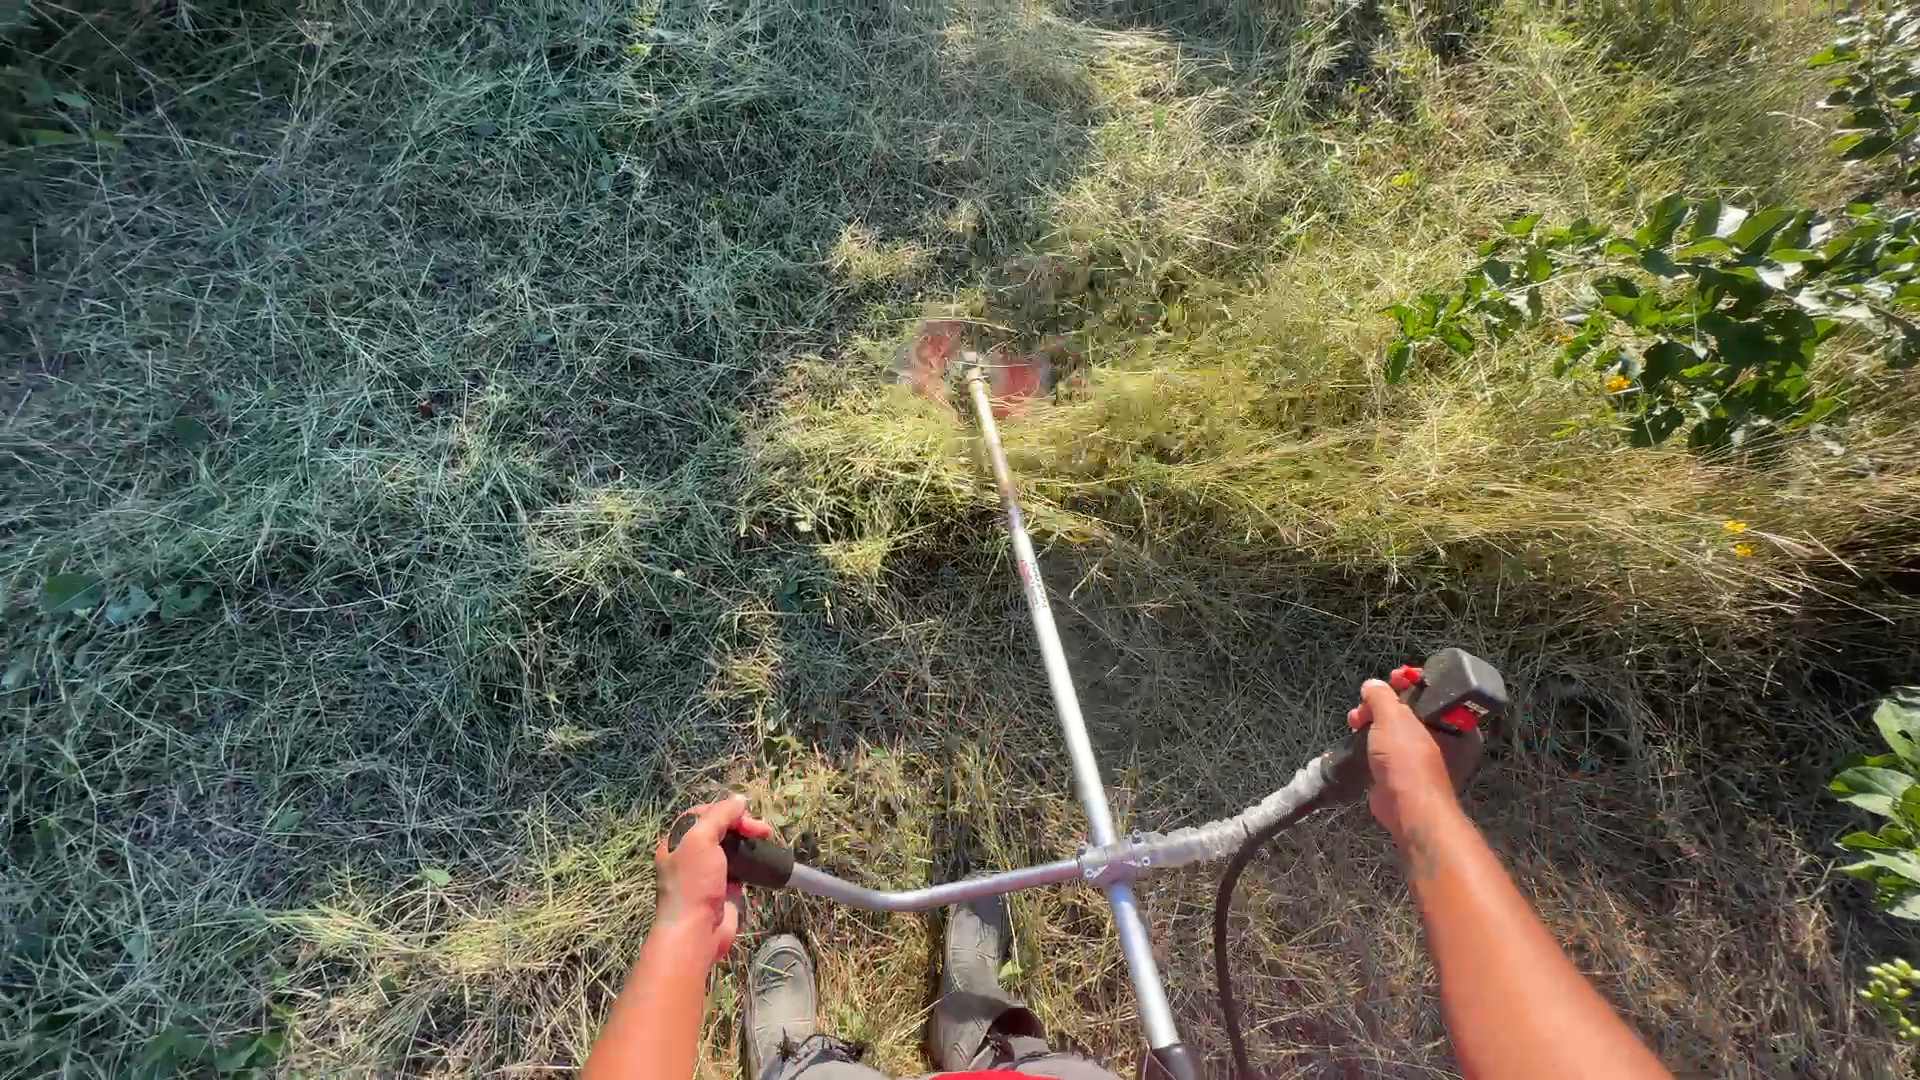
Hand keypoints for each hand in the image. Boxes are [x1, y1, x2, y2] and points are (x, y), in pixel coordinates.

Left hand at [652, 795, 773, 964]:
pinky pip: (738, 868)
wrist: (696, 932)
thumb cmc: (694, 882)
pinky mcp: (722, 890)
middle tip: (762, 830)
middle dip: (741, 825)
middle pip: (719, 829)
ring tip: (765, 842)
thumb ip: (720, 815)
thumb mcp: (701, 839)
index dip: (724, 810)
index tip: (744, 816)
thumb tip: (739, 800)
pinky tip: (757, 863)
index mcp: (676, 841)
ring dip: (748, 842)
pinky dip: (748, 863)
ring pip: (730, 848)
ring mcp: (706, 874)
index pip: (702, 814)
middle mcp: (689, 856)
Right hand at [1347, 672, 1458, 838]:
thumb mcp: (1392, 718)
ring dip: (1371, 718)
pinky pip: (1384, 743)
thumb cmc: (1405, 759)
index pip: (1431, 692)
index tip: (1392, 677)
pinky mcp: (1401, 767)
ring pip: (1392, 725)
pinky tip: (1356, 735)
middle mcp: (1438, 735)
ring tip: (1354, 721)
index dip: (1410, 681)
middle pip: (1406, 707)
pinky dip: (1370, 737)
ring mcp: (1418, 752)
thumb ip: (1381, 696)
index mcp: (1448, 722)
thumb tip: (1372, 685)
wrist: (1406, 806)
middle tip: (1364, 704)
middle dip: (1380, 701)